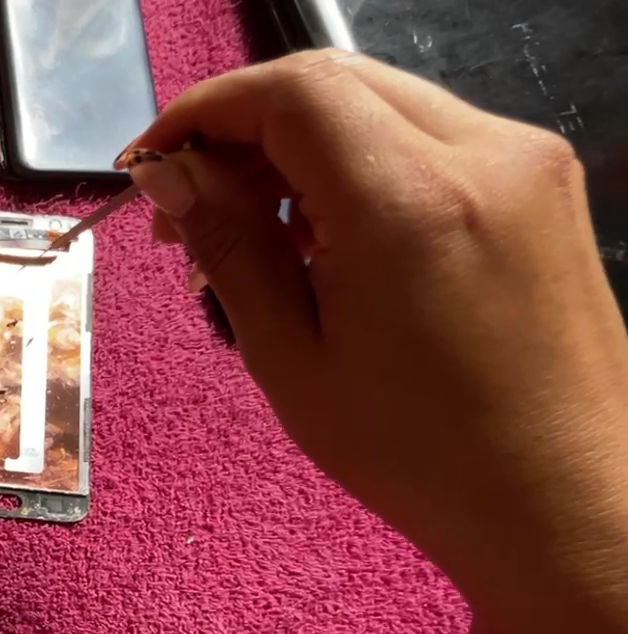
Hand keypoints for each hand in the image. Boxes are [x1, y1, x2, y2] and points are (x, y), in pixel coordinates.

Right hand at [121, 50, 627, 613]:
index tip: (143, 164)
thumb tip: (170, 180)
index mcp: (410, 201)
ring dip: (283, 148)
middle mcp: (484, 151)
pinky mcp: (534, 183)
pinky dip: (338, 166)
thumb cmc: (401, 441)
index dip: (201, 112)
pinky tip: (302, 233)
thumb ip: (230, 246)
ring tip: (229, 230)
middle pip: (333, 83)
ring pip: (374, 104)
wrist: (552, 487)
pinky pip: (415, 139)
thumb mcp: (286, 350)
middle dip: (234, 128)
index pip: (293, 94)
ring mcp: (522, 160)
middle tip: (176, 207)